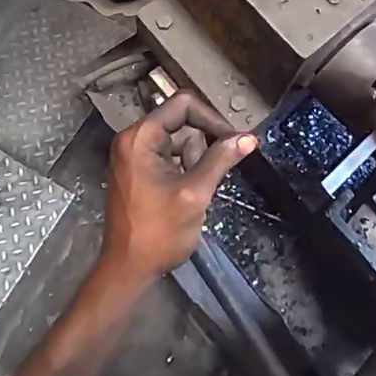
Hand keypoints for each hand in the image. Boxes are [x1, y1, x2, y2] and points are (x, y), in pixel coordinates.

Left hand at [100, 91, 256, 284]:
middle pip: (181, 119)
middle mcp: (133, 138)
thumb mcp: (195, 193)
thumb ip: (221, 159)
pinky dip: (184, 165)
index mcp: (140, 137)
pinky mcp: (137, 168)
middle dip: (204, 141)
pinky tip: (189, 189)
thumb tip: (248, 138)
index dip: (213, 118)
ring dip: (195, 156)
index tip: (233, 140)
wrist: (127, 270)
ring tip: (198, 186)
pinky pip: (169, 152)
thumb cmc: (158, 232)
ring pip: (178, 137)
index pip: (184, 105)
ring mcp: (132, 153)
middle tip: (220, 165)